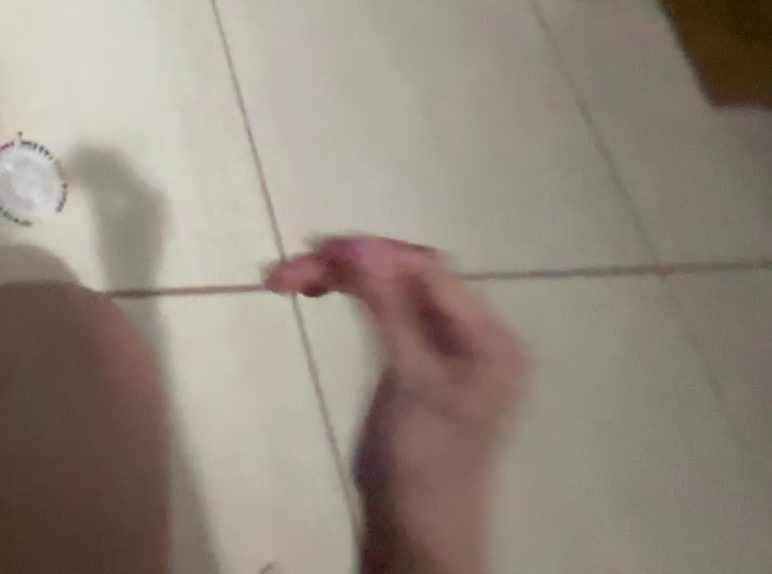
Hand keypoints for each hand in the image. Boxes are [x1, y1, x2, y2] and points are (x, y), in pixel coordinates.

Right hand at [266, 237, 528, 573]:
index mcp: (488, 338)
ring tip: (284, 279)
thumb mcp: (411, 379)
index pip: (427, 269)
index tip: (314, 250)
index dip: (371, 253)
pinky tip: (313, 291)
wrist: (415, 522)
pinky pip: (378, 305)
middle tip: (286, 271)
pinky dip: (343, 293)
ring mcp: (441, 343)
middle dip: (344, 264)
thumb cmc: (422, 457)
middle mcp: (470, 332)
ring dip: (335, 275)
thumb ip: (391, 310)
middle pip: (401, 272)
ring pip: (383, 285)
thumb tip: (364, 248)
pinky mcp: (412, 354)